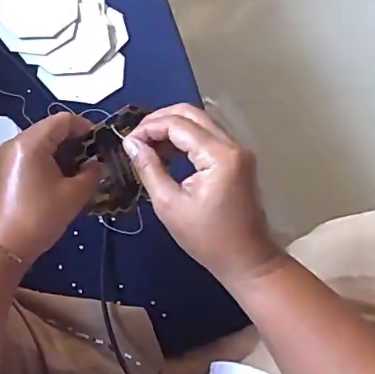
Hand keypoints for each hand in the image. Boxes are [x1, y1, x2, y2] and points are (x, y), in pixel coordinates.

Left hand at [0, 111, 99, 261]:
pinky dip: (52, 160)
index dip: (86, 127)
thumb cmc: (40, 216)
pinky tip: (65, 178)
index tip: (103, 144)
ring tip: (84, 172)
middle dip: (76, 141)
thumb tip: (98, 164)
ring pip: (43, 142)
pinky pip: (34, 154)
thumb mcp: (74, 194)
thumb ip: (91, 173)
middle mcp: (17, 142)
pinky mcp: (8, 169)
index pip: (63, 120)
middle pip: (52, 128)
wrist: (4, 245)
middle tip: (96, 160)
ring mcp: (10, 155)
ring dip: (65, 152)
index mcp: (31, 142)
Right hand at [123, 104, 281, 285]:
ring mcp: (238, 150)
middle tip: (135, 139)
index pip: (177, 124)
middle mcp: (233, 145)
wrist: (247, 260)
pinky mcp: (237, 158)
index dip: (148, 128)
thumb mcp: (168, 204)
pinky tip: (165, 152)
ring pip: (199, 121)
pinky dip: (183, 137)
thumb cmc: (207, 238)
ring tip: (146, 145)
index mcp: (219, 156)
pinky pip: (206, 135)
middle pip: (190, 113)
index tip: (127, 143)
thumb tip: (130, 143)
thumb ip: (149, 168)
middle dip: (158, 120)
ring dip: (170, 127)